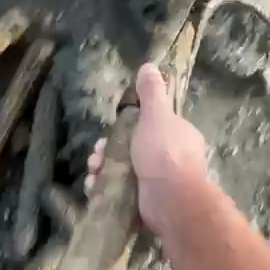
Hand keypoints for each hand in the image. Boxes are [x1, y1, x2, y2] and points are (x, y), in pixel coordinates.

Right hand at [87, 64, 210, 236]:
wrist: (171, 199)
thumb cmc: (165, 152)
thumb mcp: (157, 114)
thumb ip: (151, 92)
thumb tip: (149, 65)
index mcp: (177, 136)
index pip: (148, 127)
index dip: (125, 128)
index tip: (109, 132)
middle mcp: (170, 159)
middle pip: (131, 150)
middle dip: (107, 151)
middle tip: (95, 155)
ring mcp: (157, 184)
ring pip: (122, 172)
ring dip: (102, 170)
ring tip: (92, 173)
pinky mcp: (145, 204)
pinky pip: (120, 193)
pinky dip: (104, 189)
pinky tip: (94, 188)